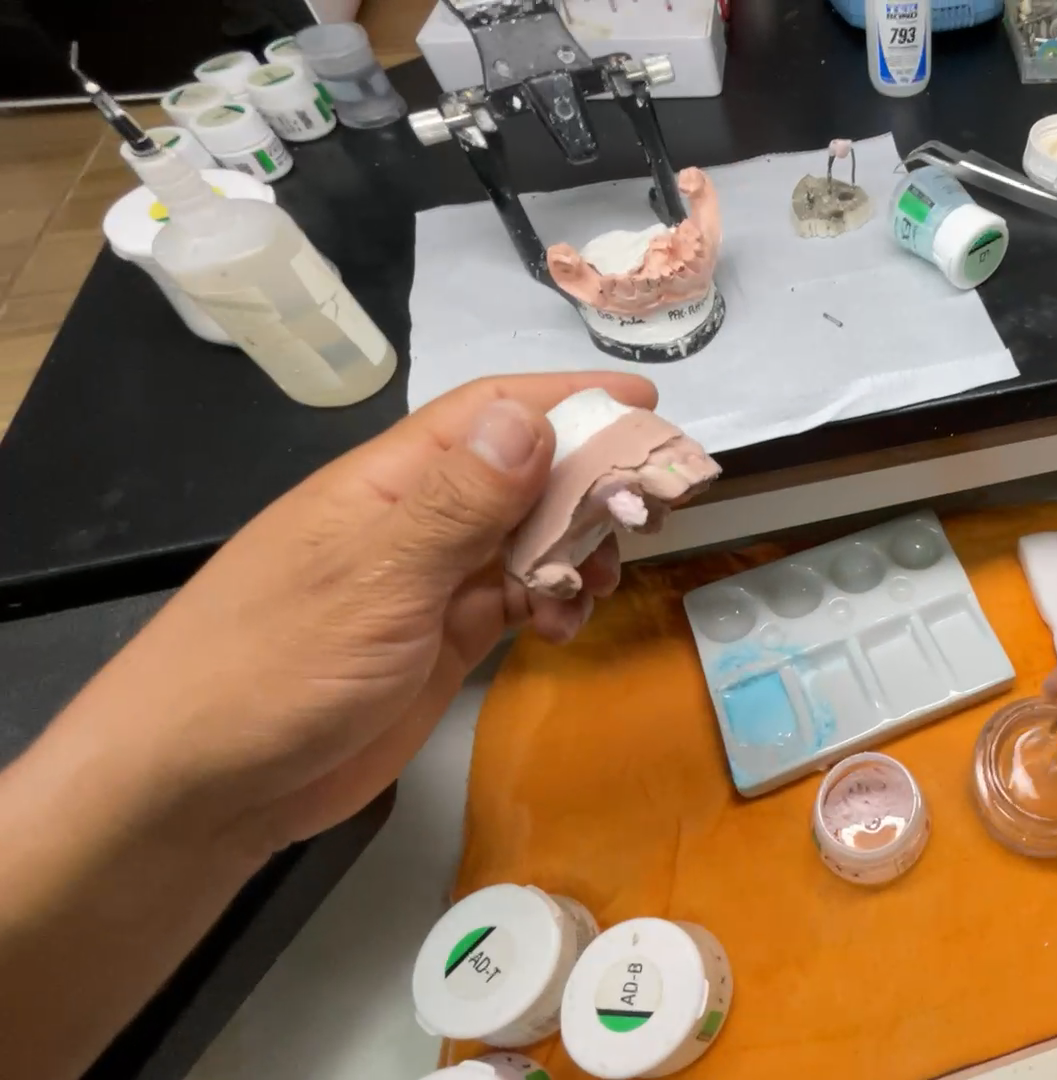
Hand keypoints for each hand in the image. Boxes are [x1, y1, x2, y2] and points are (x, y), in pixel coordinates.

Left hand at [58, 373, 656, 857]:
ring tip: (598, 584)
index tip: (646, 406)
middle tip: (653, 510)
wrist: (204, 795)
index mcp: (393, 485)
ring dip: (581, 553)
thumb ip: (457, 503)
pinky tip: (560, 628)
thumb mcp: (374, 582)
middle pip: (531, 476)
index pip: (494, 414)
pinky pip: (526, 596)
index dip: (570, 399)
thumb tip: (531, 420)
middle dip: (595, 485)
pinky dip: (557, 604)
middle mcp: (424, 520)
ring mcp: (438, 577)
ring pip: (537, 538)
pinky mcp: (452, 630)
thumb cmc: (272, 673)